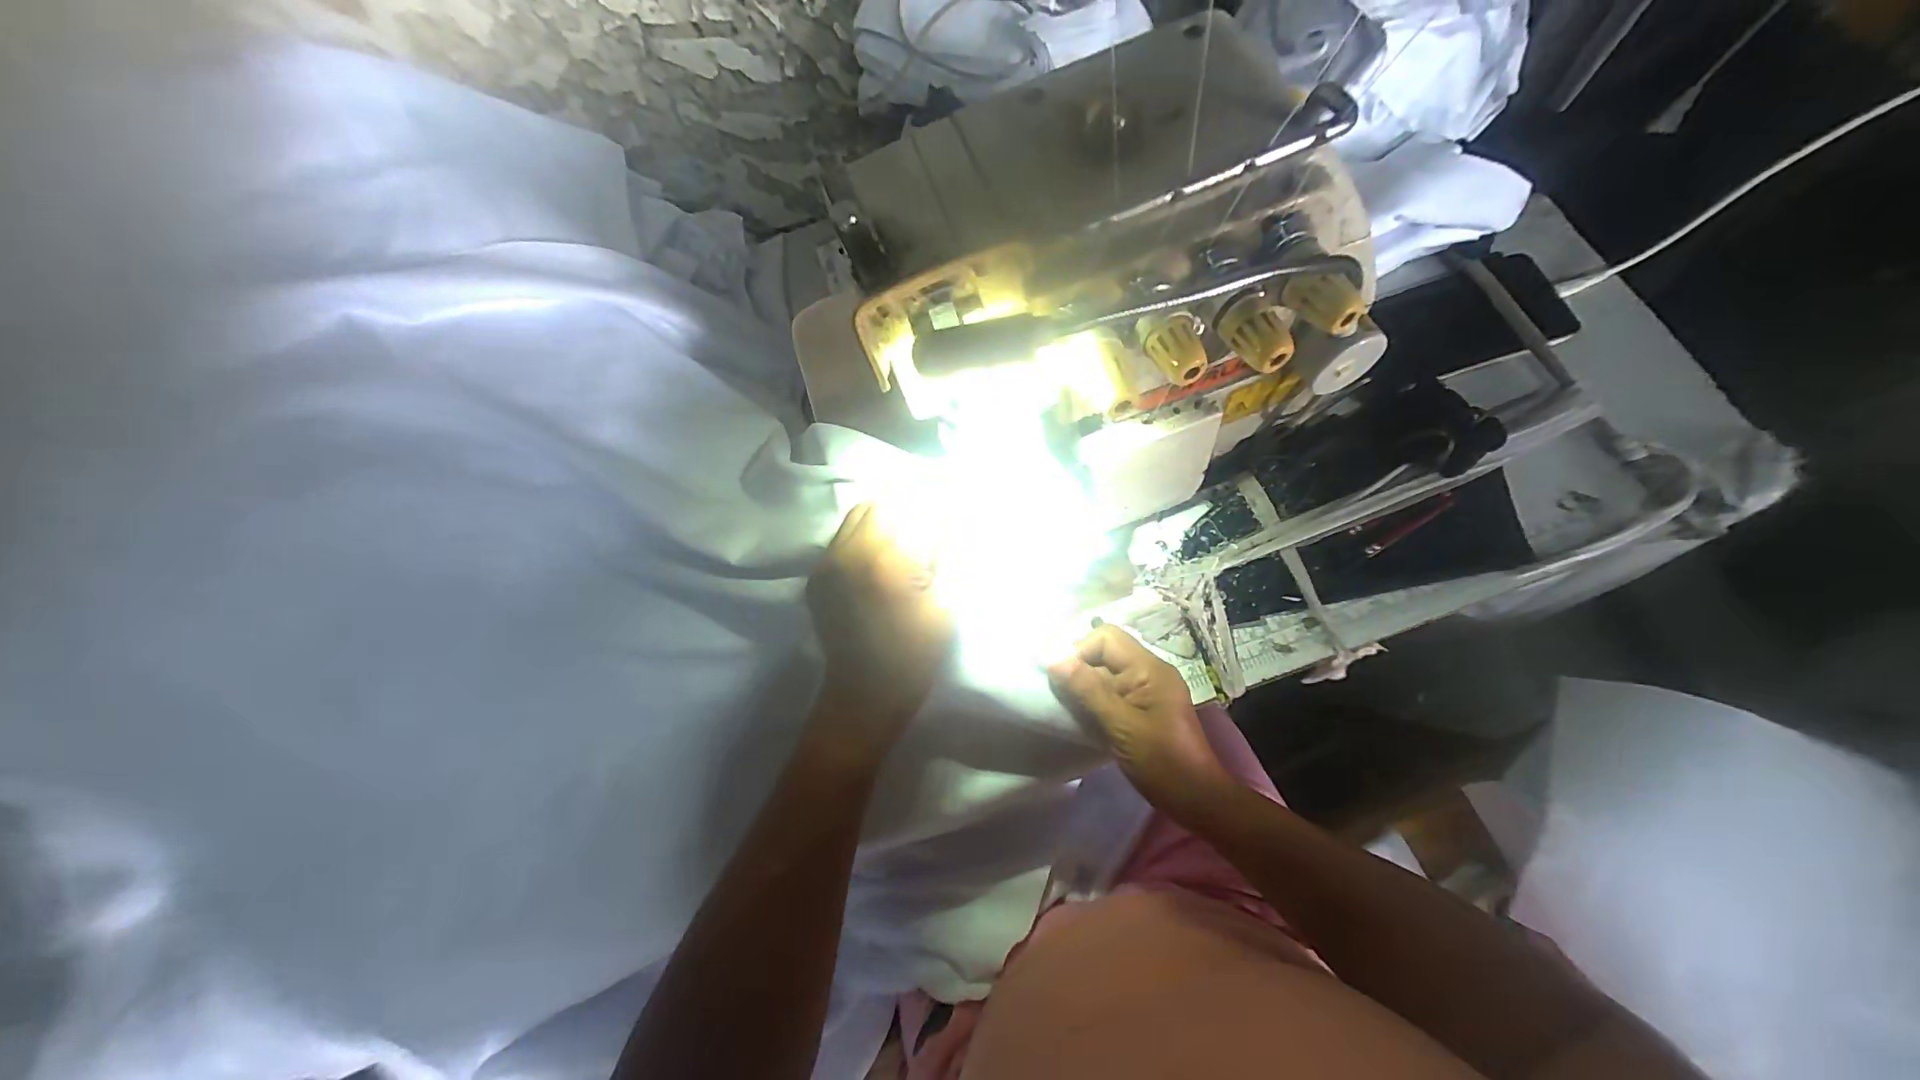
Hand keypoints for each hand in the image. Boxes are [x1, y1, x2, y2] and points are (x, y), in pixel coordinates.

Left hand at [805, 504, 954, 758]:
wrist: (865, 694)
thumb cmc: (913, 653)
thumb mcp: (944, 604)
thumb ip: (948, 556)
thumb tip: (951, 521)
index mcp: (876, 558)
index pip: (892, 505)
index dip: (914, 508)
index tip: (932, 519)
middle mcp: (842, 555)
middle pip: (865, 511)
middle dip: (892, 515)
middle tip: (915, 535)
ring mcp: (823, 570)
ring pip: (848, 528)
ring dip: (873, 531)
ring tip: (897, 553)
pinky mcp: (814, 585)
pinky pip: (838, 549)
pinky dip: (857, 549)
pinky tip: (876, 571)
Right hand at [1047, 624, 1232, 813]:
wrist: (1197, 799)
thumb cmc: (1162, 761)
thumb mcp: (1121, 725)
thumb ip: (1088, 690)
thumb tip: (1054, 661)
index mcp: (1149, 669)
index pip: (1106, 638)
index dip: (1080, 652)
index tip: (1063, 680)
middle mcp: (1149, 673)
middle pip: (1104, 654)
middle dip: (1079, 672)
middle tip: (1062, 699)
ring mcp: (1148, 692)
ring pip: (1105, 676)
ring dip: (1084, 690)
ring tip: (1071, 712)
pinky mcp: (1143, 710)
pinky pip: (1112, 695)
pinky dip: (1095, 704)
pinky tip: (1085, 723)